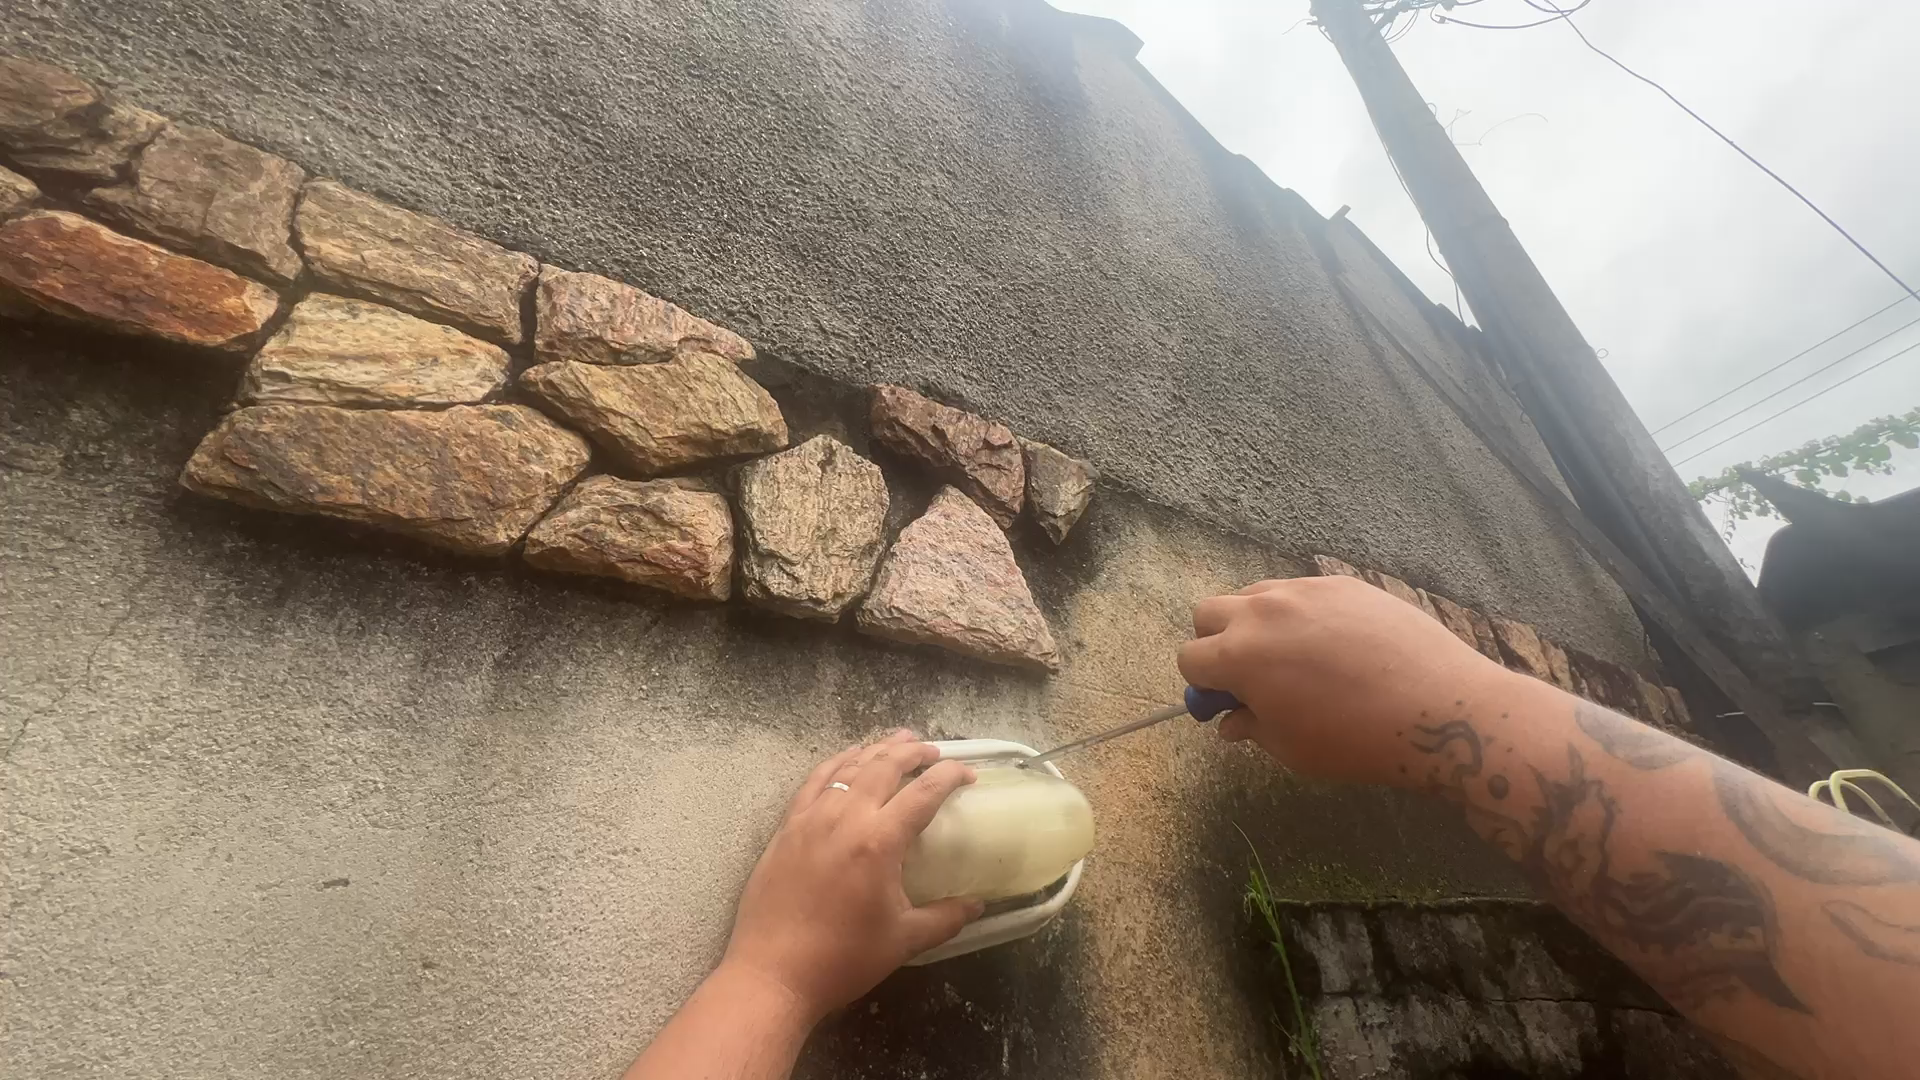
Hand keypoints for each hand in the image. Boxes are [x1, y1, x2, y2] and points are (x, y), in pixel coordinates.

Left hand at [720, 731, 984, 1020]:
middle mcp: (847, 816)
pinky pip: (817, 779)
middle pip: (886, 765)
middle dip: (914, 752)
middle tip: (934, 751)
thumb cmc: (842, 959)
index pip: (924, 792)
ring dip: (879, 749)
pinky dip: (838, 761)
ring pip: (852, 765)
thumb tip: (978, 905)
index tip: (967, 773)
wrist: (772, 975)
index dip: (950, 776)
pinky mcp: (789, 824)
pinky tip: (849, 756)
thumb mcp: (903, 941)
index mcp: (880, 841)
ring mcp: (814, 816)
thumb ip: (945, 918)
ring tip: (899, 740)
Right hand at [1177, 576, 1509, 785]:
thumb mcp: (1290, 748)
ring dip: (1254, 621)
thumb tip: (1230, 720)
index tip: (1225, 699)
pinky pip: (1300, 591)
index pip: (1189, 658)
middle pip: (1207, 613)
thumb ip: (1250, 726)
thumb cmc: (1355, 741)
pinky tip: (1336, 642)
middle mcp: (1259, 613)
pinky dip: (1300, 613)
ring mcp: (1301, 591)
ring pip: (1253, 595)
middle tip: (1247, 670)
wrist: (1442, 710)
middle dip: (1214, 640)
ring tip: (1293, 652)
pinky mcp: (1339, 583)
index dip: (1201, 682)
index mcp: (1237, 656)